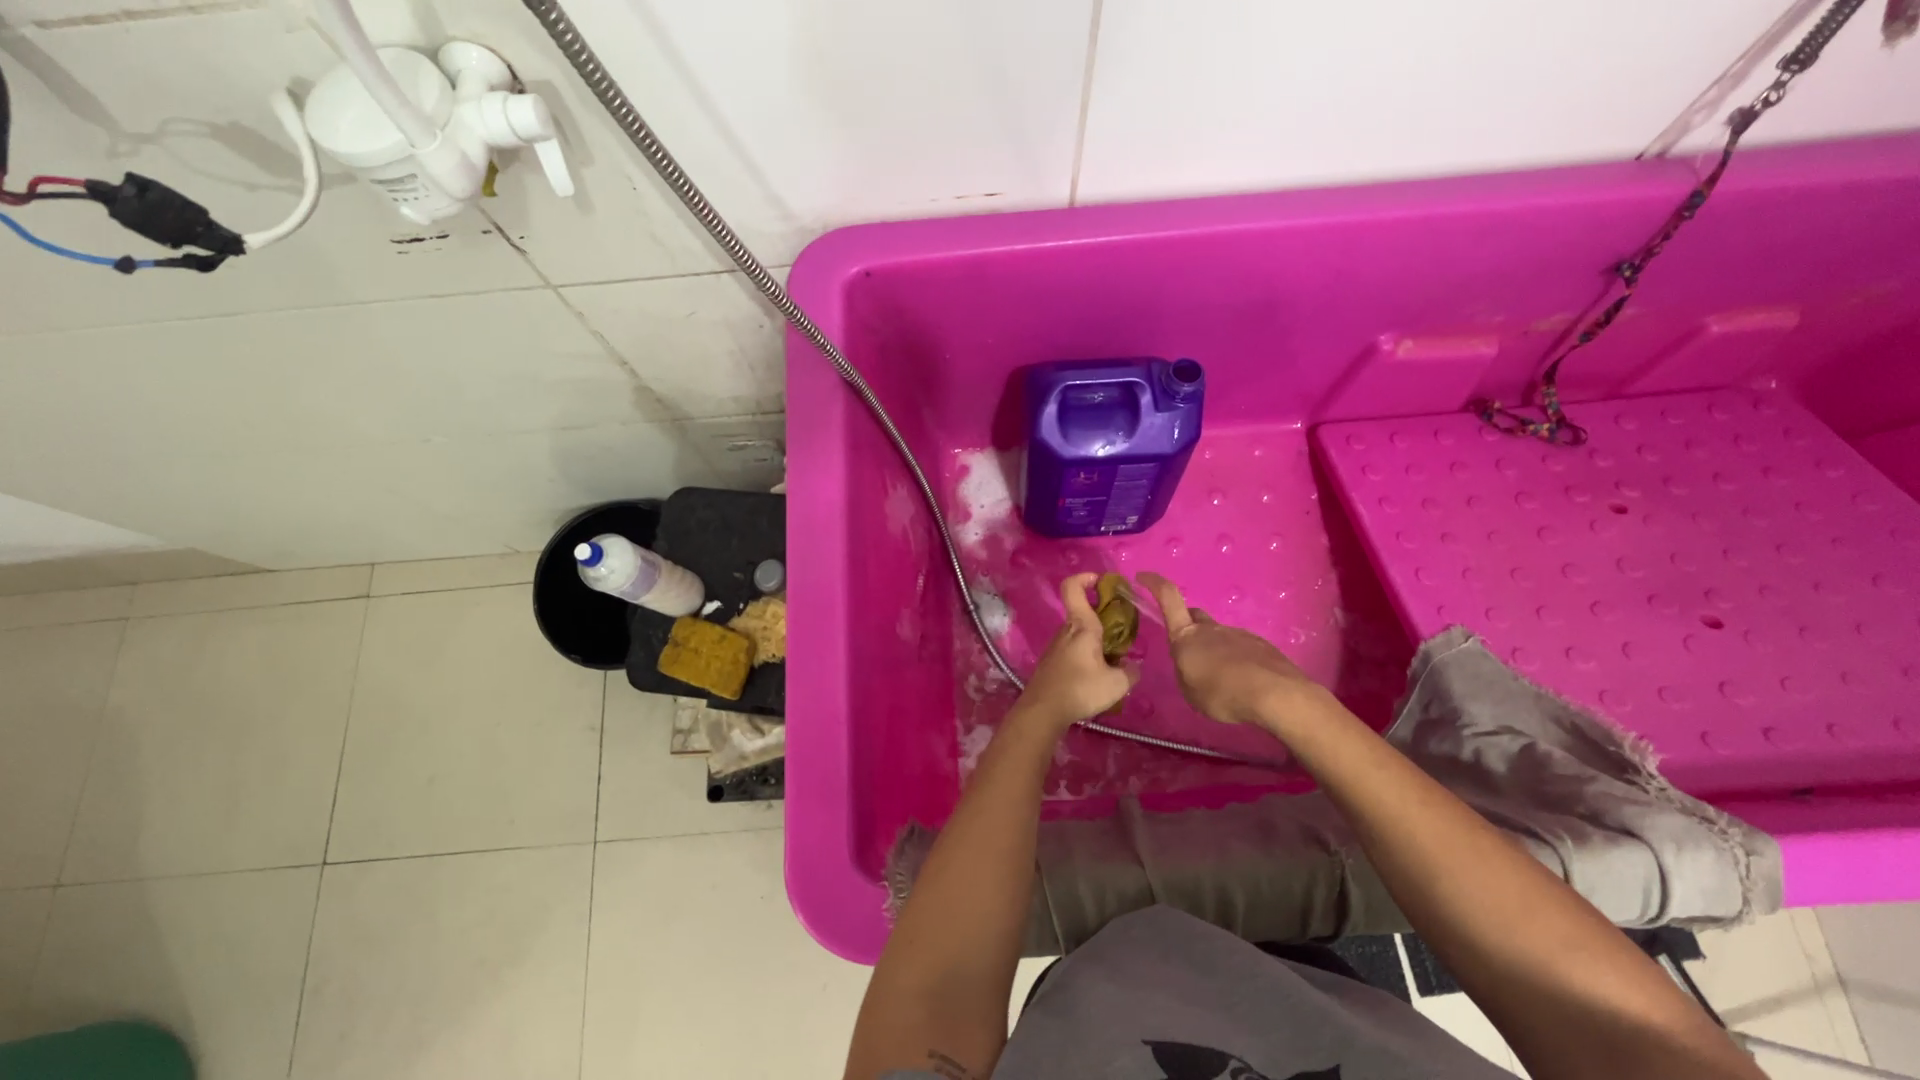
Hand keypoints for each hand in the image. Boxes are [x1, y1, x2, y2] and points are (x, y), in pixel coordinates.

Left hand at [1014, 573, 1140, 731]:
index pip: (1073, 587)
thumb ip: (1131, 672)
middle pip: (1082, 613)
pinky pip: (1072, 650)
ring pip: (1078, 634)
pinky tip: (1096, 676)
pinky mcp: (1052, 663)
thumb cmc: (1080, 689)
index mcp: (1081, 626)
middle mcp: (1066, 631)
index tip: (1101, 582)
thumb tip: (1134, 666)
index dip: (1085, 578)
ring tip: (1114, 661)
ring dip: (1095, 641)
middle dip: (1103, 617)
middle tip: (1123, 632)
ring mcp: (1056, 647)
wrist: (1042, 711)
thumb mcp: (1117, 684)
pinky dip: (1086, 655)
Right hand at [1136, 571, 1320, 726]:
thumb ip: (1186, 672)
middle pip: (1194, 616)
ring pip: (1219, 635)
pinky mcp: (1260, 646)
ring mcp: (1238, 634)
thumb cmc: (1222, 695)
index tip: (1142, 576)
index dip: (1154, 584)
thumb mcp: (1190, 691)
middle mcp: (1211, 629)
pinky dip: (1236, 660)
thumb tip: (1192, 664)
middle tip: (1187, 650)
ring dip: (1214, 650)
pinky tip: (1242, 682)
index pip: (1168, 599)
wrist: (1274, 695)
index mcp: (1187, 637)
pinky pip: (1240, 648)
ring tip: (1220, 679)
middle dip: (1187, 626)